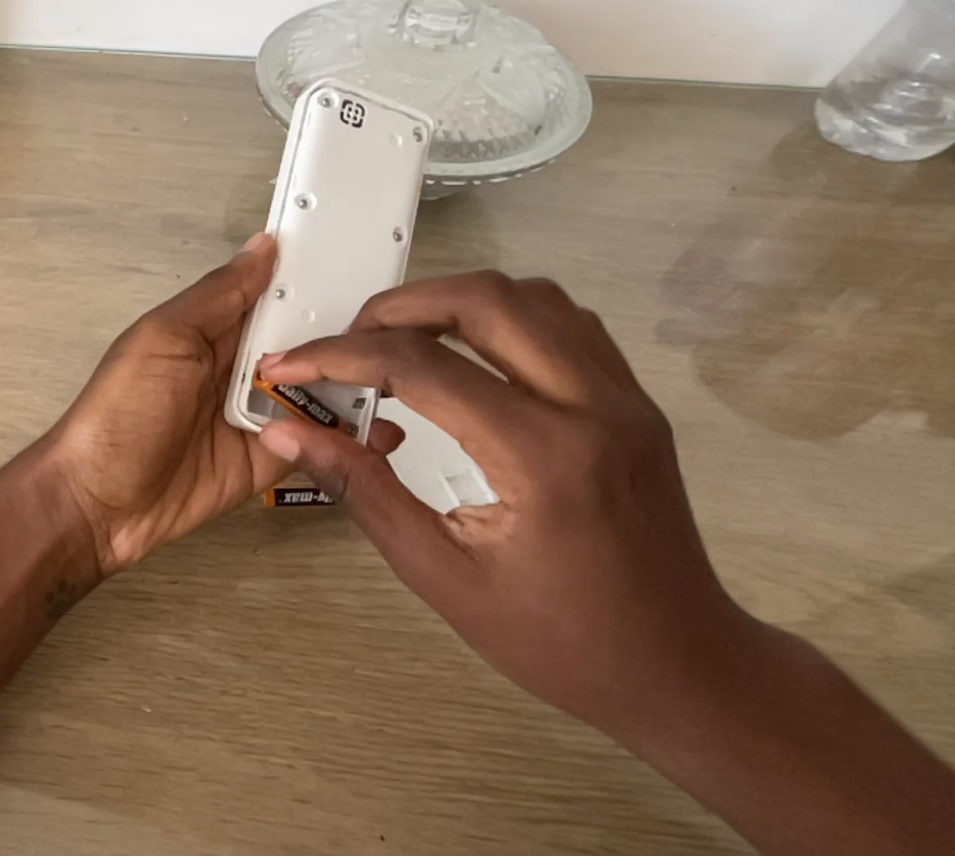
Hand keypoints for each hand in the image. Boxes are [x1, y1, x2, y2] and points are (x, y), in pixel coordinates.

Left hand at [37, 234, 403, 576]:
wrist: (98, 502)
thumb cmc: (118, 413)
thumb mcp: (164, 340)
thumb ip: (217, 296)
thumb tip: (262, 247)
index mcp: (208, 334)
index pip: (270, 300)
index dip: (311, 285)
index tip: (364, 265)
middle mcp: (233, 372)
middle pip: (301, 347)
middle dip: (341, 338)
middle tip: (397, 332)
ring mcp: (252, 418)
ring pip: (316, 394)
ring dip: (351, 387)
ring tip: (404, 376)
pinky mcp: (265, 461)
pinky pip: (314, 444)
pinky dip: (345, 437)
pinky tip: (381, 430)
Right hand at [253, 271, 751, 730]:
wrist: (682, 670)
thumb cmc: (554, 637)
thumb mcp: (436, 571)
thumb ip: (358, 488)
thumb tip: (284, 433)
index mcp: (540, 456)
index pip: (419, 367)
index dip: (338, 357)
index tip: (287, 366)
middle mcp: (592, 406)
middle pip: (483, 301)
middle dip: (394, 308)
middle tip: (343, 343)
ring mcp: (624, 396)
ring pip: (529, 296)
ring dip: (449, 302)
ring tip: (395, 340)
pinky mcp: (633, 400)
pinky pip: (562, 322)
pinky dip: (498, 317)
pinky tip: (462, 353)